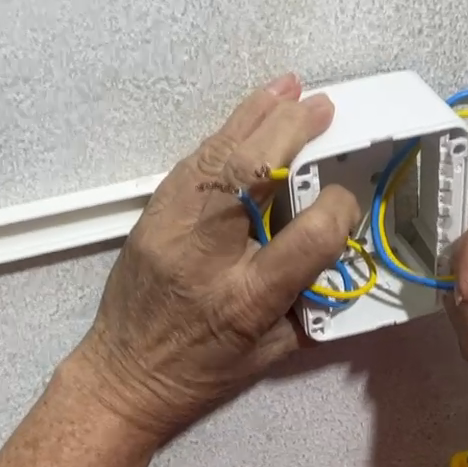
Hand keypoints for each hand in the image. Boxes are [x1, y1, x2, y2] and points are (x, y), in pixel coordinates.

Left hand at [69, 74, 359, 442]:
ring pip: (215, 158)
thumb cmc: (202, 372)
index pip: (305, 239)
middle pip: (251, 176)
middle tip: (323, 105)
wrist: (123, 378)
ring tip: (287, 88)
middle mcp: (207, 256)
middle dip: (290, 132)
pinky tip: (245, 119)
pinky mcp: (150, 217)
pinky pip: (191, 165)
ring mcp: (171, 229)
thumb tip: (339, 245)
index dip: (335, 209)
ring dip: (254, 118)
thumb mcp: (272, 353)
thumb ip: (311, 302)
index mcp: (246, 300)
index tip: (344, 196)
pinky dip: (223, 137)